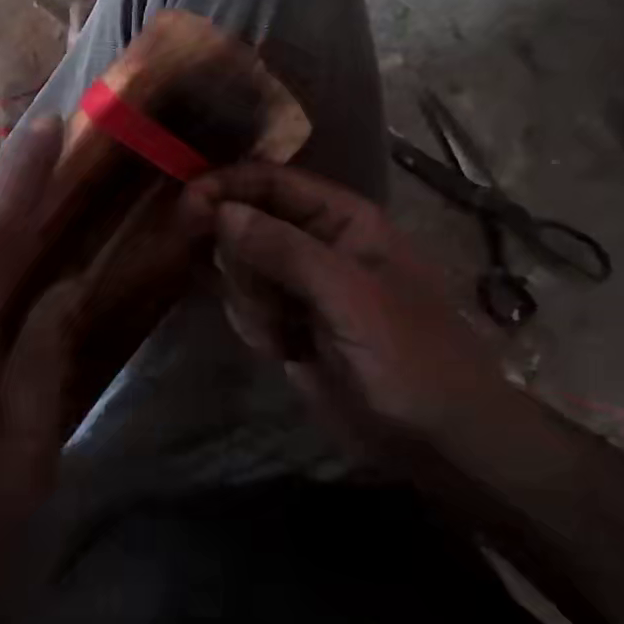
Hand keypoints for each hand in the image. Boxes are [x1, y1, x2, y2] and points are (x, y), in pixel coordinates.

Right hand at [191, 162, 514, 446]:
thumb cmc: (410, 358)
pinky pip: (241, 303)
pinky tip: (287, 349)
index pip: (269, 180)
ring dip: (250, 300)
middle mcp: (312, 240)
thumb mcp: (350, 297)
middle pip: (242, 221)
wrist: (438, 443)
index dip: (225, 186)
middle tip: (258, 294)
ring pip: (235, 266)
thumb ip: (283, 249)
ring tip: (287, 332)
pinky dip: (254, 325)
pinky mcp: (282, 318)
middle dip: (239, 259)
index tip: (186, 207)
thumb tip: (219, 210)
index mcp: (341, 218)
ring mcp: (295, 282)